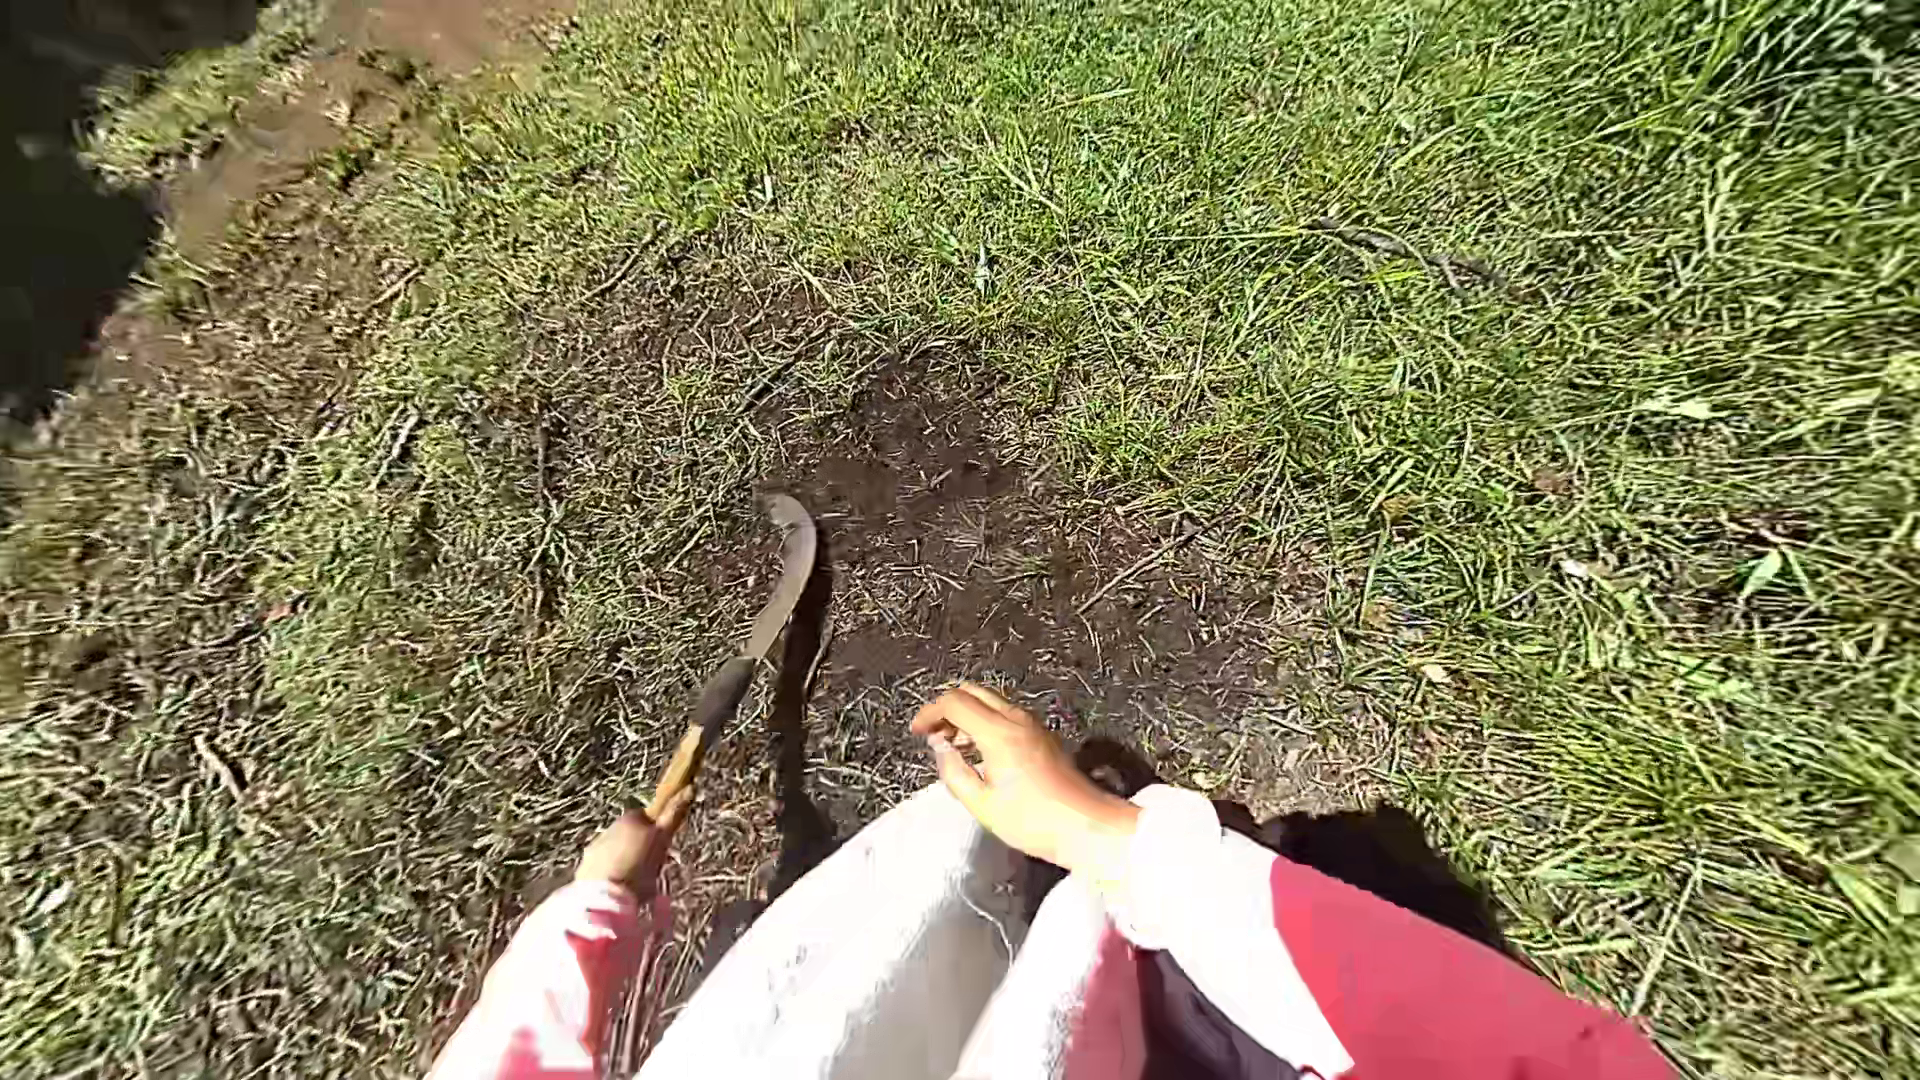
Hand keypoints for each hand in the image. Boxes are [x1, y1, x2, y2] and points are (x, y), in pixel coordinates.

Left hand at [574, 787, 691, 899]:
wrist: (602, 900)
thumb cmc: (639, 866)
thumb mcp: (663, 838)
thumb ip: (674, 814)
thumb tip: (690, 787)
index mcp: (628, 819)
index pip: (644, 816)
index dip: (654, 828)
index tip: (661, 844)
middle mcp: (607, 830)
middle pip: (628, 834)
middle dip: (638, 846)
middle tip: (650, 865)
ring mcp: (592, 852)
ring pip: (614, 852)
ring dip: (624, 861)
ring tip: (635, 882)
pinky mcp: (583, 873)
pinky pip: (601, 870)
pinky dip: (610, 876)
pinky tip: (619, 889)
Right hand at [911, 682, 1138, 883]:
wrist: (1087, 826)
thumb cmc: (1033, 821)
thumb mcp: (983, 804)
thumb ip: (954, 771)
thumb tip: (940, 747)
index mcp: (998, 732)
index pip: (955, 702)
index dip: (930, 713)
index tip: (917, 732)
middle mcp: (1015, 718)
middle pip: (972, 691)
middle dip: (946, 707)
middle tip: (933, 735)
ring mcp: (1030, 723)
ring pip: (988, 700)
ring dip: (965, 714)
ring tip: (952, 745)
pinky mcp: (1040, 733)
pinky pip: (1003, 713)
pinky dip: (982, 721)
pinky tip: (977, 750)